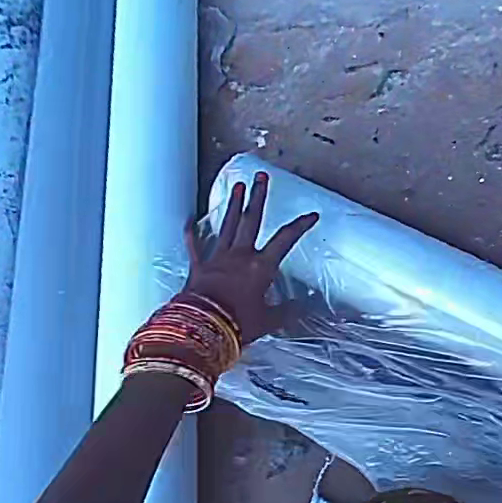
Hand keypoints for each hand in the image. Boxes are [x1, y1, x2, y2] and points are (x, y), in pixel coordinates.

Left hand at [183, 171, 318, 344]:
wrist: (202, 326)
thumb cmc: (239, 323)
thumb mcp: (268, 321)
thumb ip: (285, 312)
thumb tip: (301, 307)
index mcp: (260, 267)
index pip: (285, 240)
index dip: (300, 226)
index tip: (311, 215)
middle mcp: (239, 255)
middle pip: (251, 220)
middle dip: (258, 197)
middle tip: (261, 176)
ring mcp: (217, 258)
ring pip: (226, 226)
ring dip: (232, 205)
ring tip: (236, 186)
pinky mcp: (199, 266)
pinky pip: (194, 246)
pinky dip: (191, 233)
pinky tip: (189, 220)